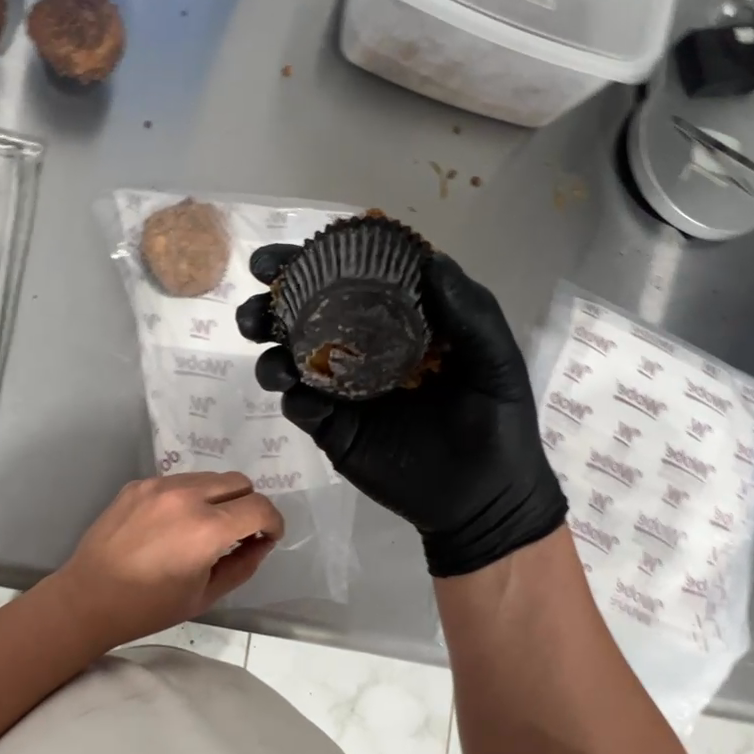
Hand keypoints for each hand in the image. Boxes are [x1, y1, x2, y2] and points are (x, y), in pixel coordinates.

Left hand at [48, 473, 284, 648]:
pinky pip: (178, 481)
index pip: (260, 508)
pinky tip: (173, 525)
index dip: (273, 523)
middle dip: (248, 506)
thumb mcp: (205, 595)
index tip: (268, 537)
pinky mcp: (137, 485)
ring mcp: (158, 486)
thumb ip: (242, 565)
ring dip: (219, 498)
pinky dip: (188, 497)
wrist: (88, 598)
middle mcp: (185, 497)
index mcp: (207, 528)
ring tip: (204, 528)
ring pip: (208, 477)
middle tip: (239, 533)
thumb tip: (260, 544)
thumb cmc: (149, 607)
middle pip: (239, 482)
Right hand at [236, 246, 566, 576]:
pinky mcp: (332, 429)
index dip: (316, 264)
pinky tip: (292, 388)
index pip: (352, 282)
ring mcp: (343, 391)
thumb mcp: (494, 358)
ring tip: (262, 342)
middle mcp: (363, 351)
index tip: (284, 255)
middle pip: (308, 318)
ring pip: (292, 360)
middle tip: (256, 299)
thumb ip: (468, 311)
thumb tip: (430, 260)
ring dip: (269, 347)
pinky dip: (290, 394)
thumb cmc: (498, 421)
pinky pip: (300, 406)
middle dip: (274, 303)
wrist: (484, 498)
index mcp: (399, 324)